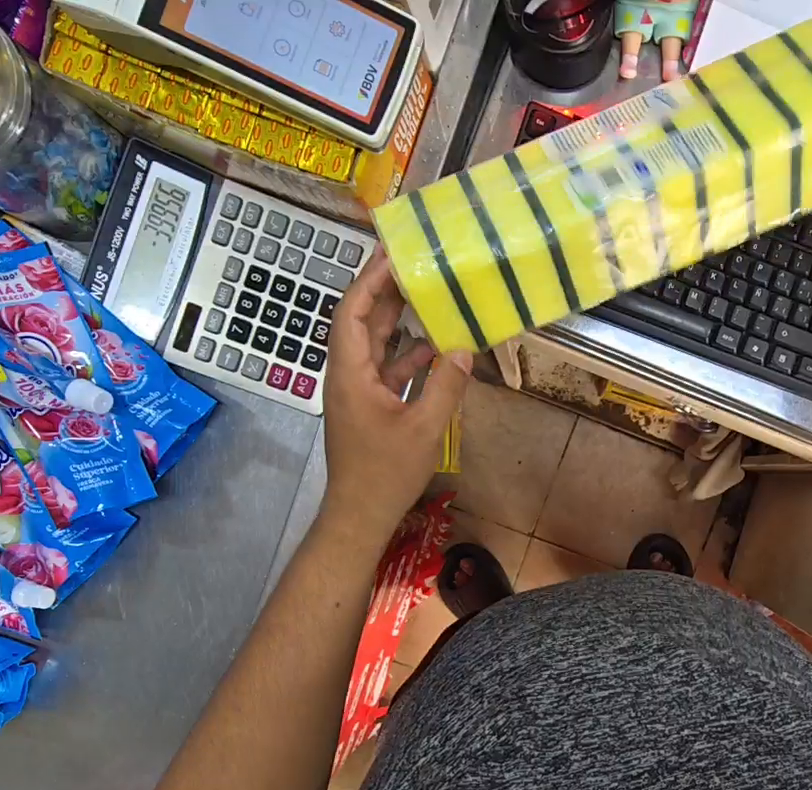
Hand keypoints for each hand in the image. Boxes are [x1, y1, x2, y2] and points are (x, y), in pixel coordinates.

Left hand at [319, 251, 470, 538]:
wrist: (361, 513)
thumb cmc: (386, 472)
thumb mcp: (424, 428)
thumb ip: (446, 385)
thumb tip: (464, 348)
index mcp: (350, 373)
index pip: (354, 313)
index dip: (371, 281)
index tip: (394, 254)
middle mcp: (347, 375)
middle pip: (362, 322)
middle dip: (385, 292)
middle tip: (414, 263)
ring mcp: (356, 391)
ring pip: (375, 345)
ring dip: (398, 322)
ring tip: (428, 296)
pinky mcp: (367, 407)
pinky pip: (386, 369)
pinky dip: (407, 356)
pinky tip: (435, 348)